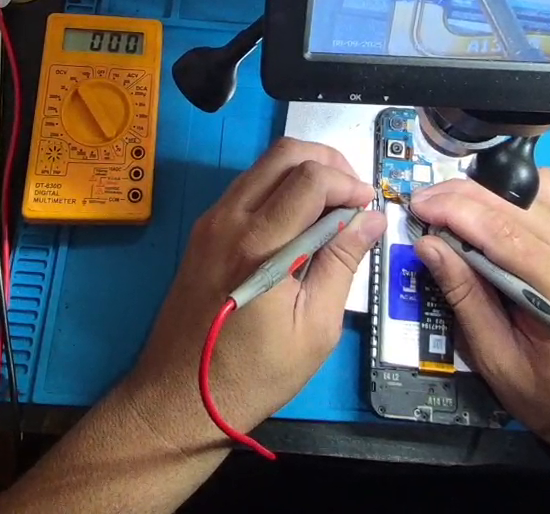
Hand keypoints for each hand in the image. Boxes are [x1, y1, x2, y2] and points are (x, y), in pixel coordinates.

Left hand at [116, 139, 382, 451]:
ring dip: (303, 169)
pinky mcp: (205, 229)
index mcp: (260, 246)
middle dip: (328, 162)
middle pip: (285, 153)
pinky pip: (248, 185)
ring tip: (332, 205)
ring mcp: (213, 220)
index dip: (348, 183)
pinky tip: (299, 218)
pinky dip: (280, 185)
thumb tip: (371, 219)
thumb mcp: (314, 329)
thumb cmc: (253, 374)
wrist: (177, 397)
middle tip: (353, 194)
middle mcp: (231, 219)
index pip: (310, 178)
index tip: (369, 207)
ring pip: (264, 164)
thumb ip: (342, 264)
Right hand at [410, 170, 549, 472]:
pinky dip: (521, 196)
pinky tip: (497, 213)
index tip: (417, 204)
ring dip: (493, 189)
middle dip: (464, 193)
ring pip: (541, 189)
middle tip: (425, 201)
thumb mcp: (500, 363)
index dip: (456, 209)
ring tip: (457, 205)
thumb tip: (428, 245)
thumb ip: (465, 298)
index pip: (503, 229)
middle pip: (519, 202)